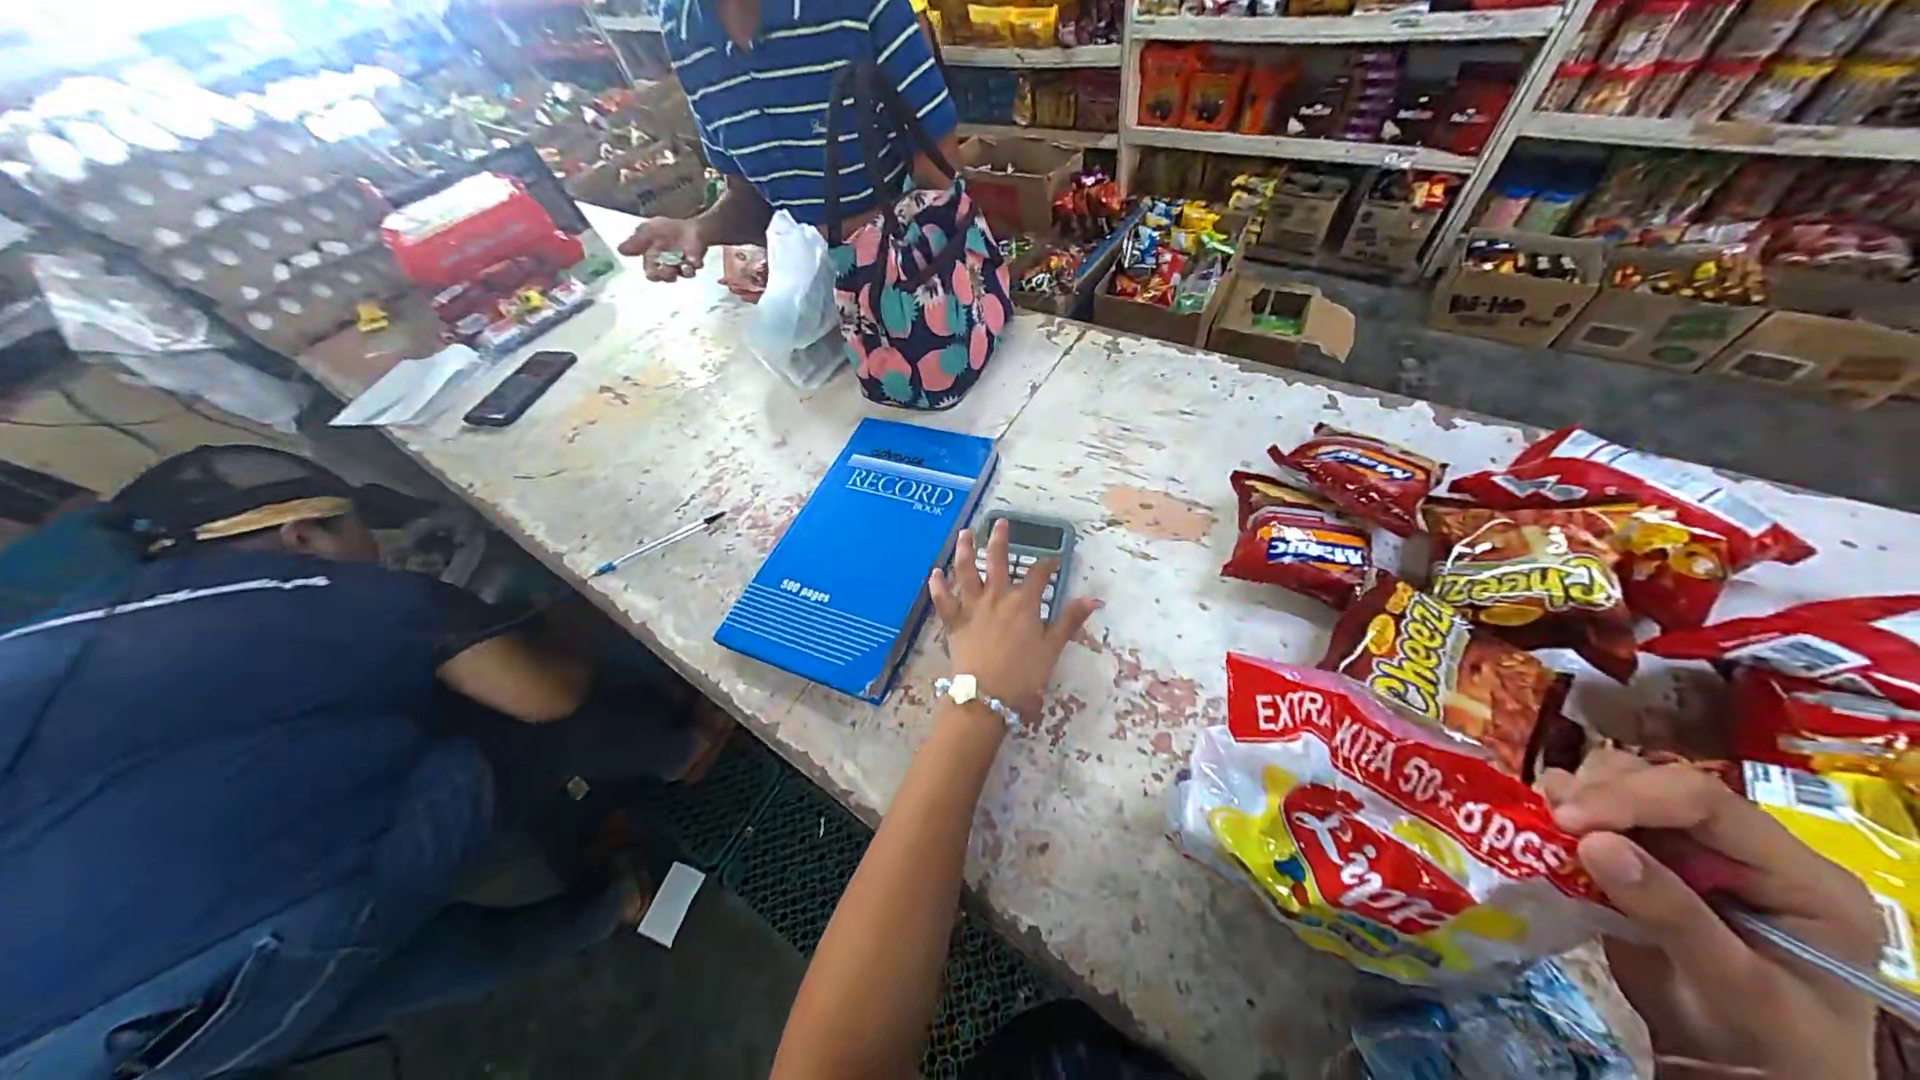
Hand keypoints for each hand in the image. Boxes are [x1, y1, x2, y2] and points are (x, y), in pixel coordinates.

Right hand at [619, 217, 708, 281]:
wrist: (690, 228)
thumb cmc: (667, 229)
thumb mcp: (647, 231)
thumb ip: (636, 241)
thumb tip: (620, 250)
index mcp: (653, 260)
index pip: (650, 272)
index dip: (651, 273)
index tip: (652, 270)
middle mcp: (666, 267)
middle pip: (663, 277)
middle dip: (664, 274)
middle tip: (667, 270)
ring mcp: (680, 267)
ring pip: (678, 275)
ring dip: (679, 271)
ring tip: (681, 265)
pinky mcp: (694, 266)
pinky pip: (691, 270)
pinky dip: (690, 267)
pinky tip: (691, 262)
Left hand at [927, 519, 1098, 724]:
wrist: (988, 694)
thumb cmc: (1024, 674)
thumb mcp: (1052, 648)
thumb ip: (1070, 620)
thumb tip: (1094, 599)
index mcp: (1024, 602)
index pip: (1039, 575)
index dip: (1047, 564)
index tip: (1052, 560)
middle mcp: (997, 596)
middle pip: (998, 560)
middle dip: (1000, 539)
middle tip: (999, 523)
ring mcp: (972, 606)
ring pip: (966, 571)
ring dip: (965, 550)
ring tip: (965, 533)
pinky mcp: (953, 620)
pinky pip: (943, 599)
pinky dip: (938, 585)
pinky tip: (934, 573)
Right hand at [1540, 750, 1879, 1078]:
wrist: (1748, 1075)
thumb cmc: (1766, 1043)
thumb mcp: (1736, 990)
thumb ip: (1673, 916)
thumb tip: (1592, 842)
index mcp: (1799, 875)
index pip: (1706, 801)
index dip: (1630, 797)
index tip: (1565, 820)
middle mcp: (1746, 846)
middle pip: (1658, 780)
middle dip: (1596, 793)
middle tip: (1550, 822)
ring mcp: (1694, 848)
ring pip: (1623, 783)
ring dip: (1575, 797)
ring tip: (1546, 826)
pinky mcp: (1648, 854)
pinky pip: (1598, 810)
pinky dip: (1563, 812)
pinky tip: (1548, 834)